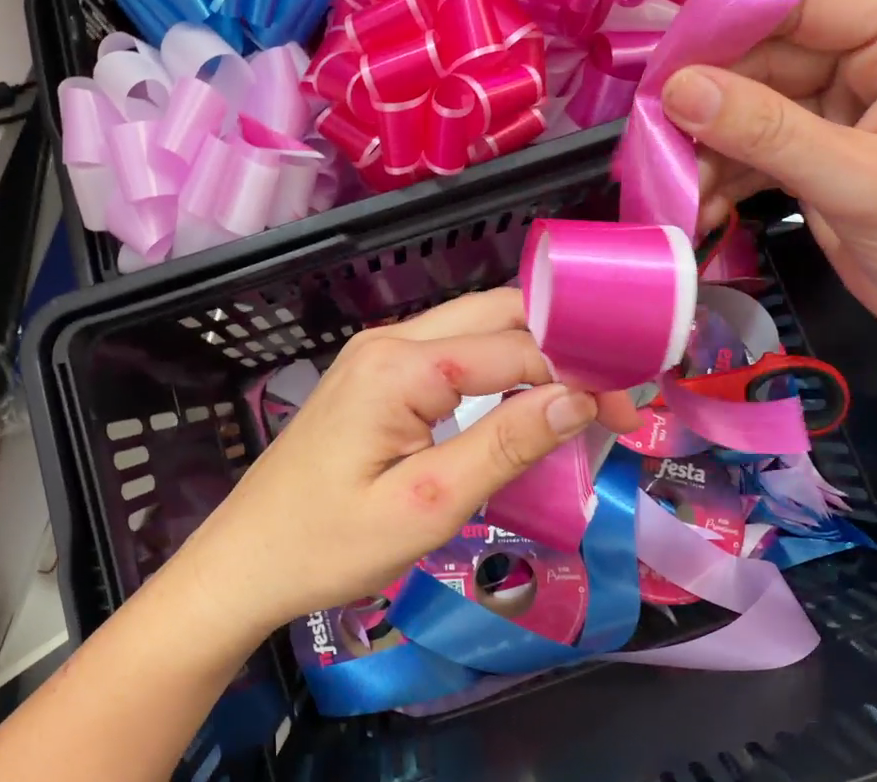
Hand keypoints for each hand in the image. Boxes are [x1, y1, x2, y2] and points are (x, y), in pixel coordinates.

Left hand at [162, 289, 636, 637]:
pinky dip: (496, 366)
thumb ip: (505, 444)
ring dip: (532, 351)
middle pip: (496, 315)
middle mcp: (388, 340)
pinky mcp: (372, 375)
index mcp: (400, 366)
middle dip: (562, 345)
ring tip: (583, 395)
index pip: (515, 347)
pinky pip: (448, 351)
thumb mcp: (427, 506)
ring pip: (473, 327)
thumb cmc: (329, 545)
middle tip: (615, 395)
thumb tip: (581, 397)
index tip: (631, 410)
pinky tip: (523, 397)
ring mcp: (375, 353)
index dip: (580, 372)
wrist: (246, 560)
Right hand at [662, 0, 876, 353]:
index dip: (729, 23)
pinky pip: (756, 145)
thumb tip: (675, 89)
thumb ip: (767, 132)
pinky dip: (724, 174)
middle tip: (652, 137)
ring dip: (709, 147)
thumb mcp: (864, 183)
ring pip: (751, 105)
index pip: (807, 4)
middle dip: (710, 101)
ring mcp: (847, 104)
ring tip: (673, 185)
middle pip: (767, 56)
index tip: (660, 62)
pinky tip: (699, 205)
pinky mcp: (823, 148)